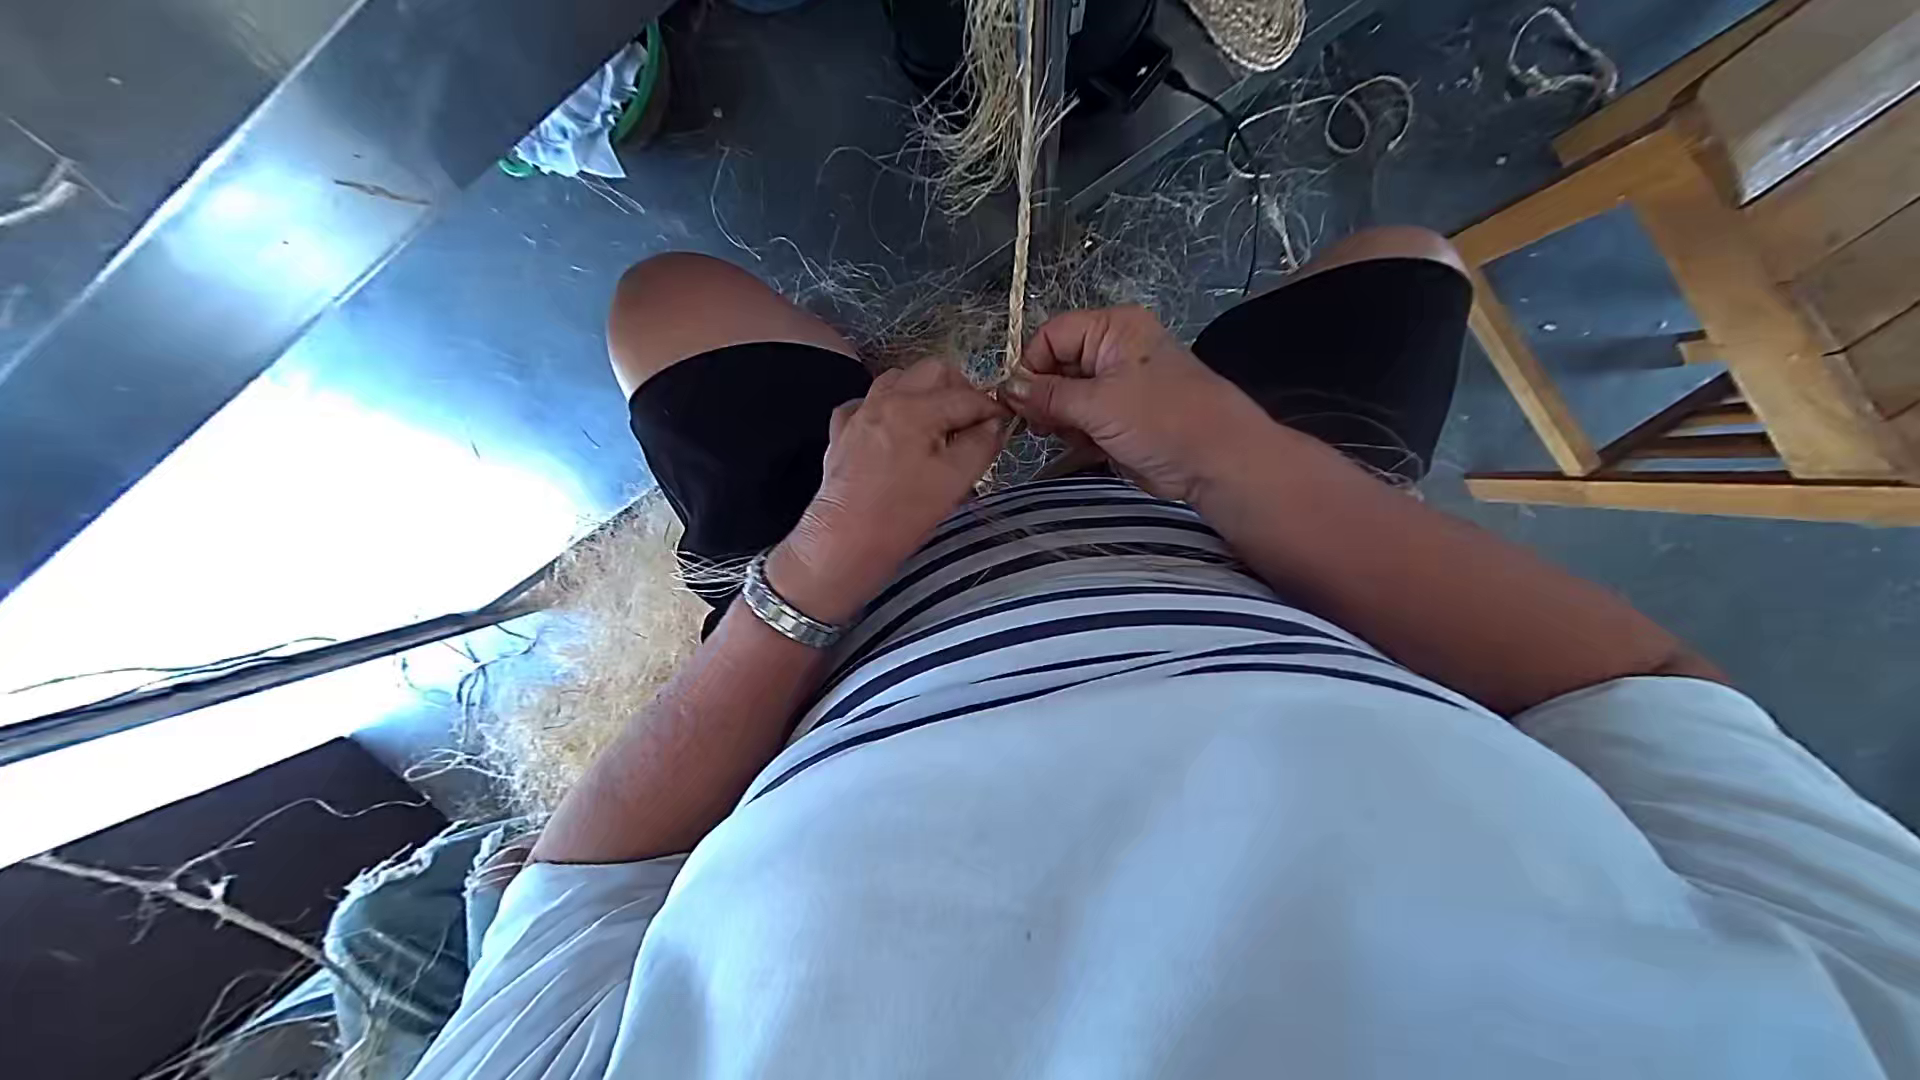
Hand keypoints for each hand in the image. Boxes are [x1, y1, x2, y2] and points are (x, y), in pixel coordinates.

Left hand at [767, 358, 1007, 623]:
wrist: (844, 543)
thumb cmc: (904, 514)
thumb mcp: (955, 481)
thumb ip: (981, 444)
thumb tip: (994, 423)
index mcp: (916, 408)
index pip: (967, 396)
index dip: (992, 408)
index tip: (1005, 423)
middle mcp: (885, 399)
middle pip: (931, 371)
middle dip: (958, 390)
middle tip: (971, 423)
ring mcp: (858, 414)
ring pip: (898, 379)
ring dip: (923, 393)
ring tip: (935, 425)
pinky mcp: (840, 433)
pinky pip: (867, 403)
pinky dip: (886, 408)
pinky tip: (893, 432)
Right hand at [1002, 306, 1280, 503]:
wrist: (1214, 462)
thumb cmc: (1161, 420)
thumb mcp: (1098, 404)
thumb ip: (1047, 395)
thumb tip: (1005, 388)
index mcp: (1113, 329)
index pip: (1052, 335)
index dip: (1031, 365)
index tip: (1018, 400)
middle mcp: (1112, 350)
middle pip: (1055, 365)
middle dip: (1044, 396)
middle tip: (1041, 424)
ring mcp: (1115, 385)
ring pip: (1064, 396)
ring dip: (1059, 418)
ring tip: (1071, 435)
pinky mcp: (1117, 416)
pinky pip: (1079, 418)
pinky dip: (1075, 432)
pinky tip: (1085, 444)